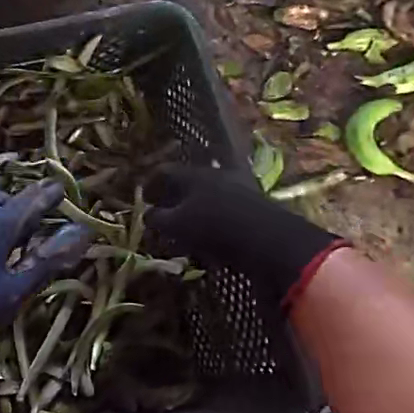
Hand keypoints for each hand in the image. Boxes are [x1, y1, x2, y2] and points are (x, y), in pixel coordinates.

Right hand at [148, 164, 345, 306]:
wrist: (270, 240)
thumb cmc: (215, 228)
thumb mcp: (177, 226)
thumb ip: (157, 219)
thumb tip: (147, 214)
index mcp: (193, 174)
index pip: (164, 172)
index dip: (150, 185)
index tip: (143, 199)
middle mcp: (216, 174)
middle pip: (187, 182)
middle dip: (173, 197)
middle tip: (163, 212)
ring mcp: (239, 186)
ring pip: (208, 194)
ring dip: (194, 208)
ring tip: (185, 227)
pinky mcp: (256, 204)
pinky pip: (225, 206)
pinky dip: (213, 217)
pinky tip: (211, 233)